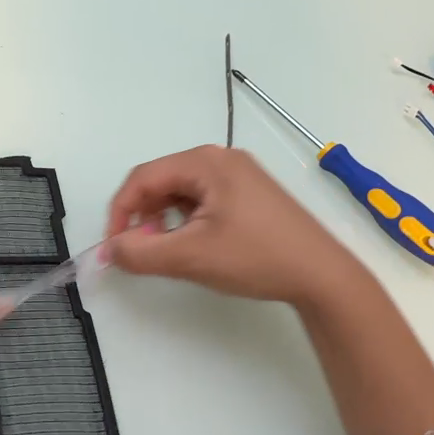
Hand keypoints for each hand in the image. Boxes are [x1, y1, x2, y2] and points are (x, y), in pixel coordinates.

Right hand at [102, 145, 357, 306]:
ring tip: (169, 251)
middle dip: (143, 216)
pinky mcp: (250, 193)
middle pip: (161, 181)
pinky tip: (196, 245)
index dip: (120, 212)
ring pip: (180, 192)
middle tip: (143, 250)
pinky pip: (202, 199)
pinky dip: (186, 220)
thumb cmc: (256, 258)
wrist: (324, 276)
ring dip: (164, 220)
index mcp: (205, 162)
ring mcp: (238, 174)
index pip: (142, 178)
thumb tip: (110, 250)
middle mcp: (220, 158)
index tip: (113, 247)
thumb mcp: (190, 257)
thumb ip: (141, 252)